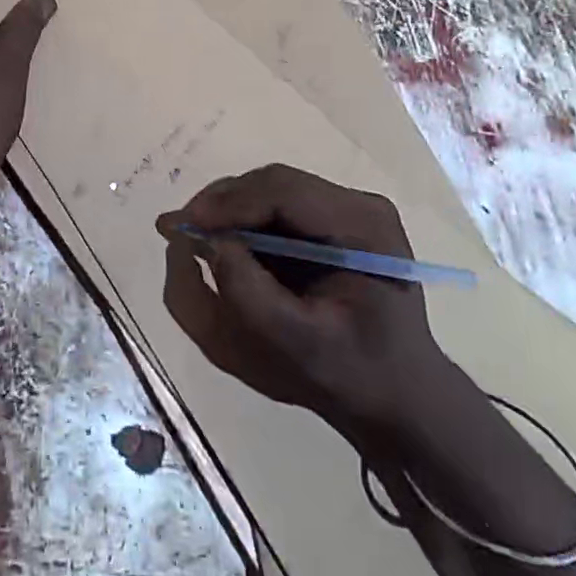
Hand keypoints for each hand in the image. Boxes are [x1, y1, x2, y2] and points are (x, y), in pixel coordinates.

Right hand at [155, 164, 452, 431]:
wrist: (398, 392)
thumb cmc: (352, 374)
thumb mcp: (294, 344)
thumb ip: (247, 292)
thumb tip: (207, 242)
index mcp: (362, 228)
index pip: (284, 192)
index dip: (229, 203)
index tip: (184, 227)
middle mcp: (358, 205)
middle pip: (274, 183)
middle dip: (222, 204)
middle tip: (177, 229)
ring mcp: (347, 210)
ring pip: (270, 190)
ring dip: (229, 210)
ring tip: (192, 235)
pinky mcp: (333, 222)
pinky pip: (276, 207)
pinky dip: (243, 220)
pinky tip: (221, 241)